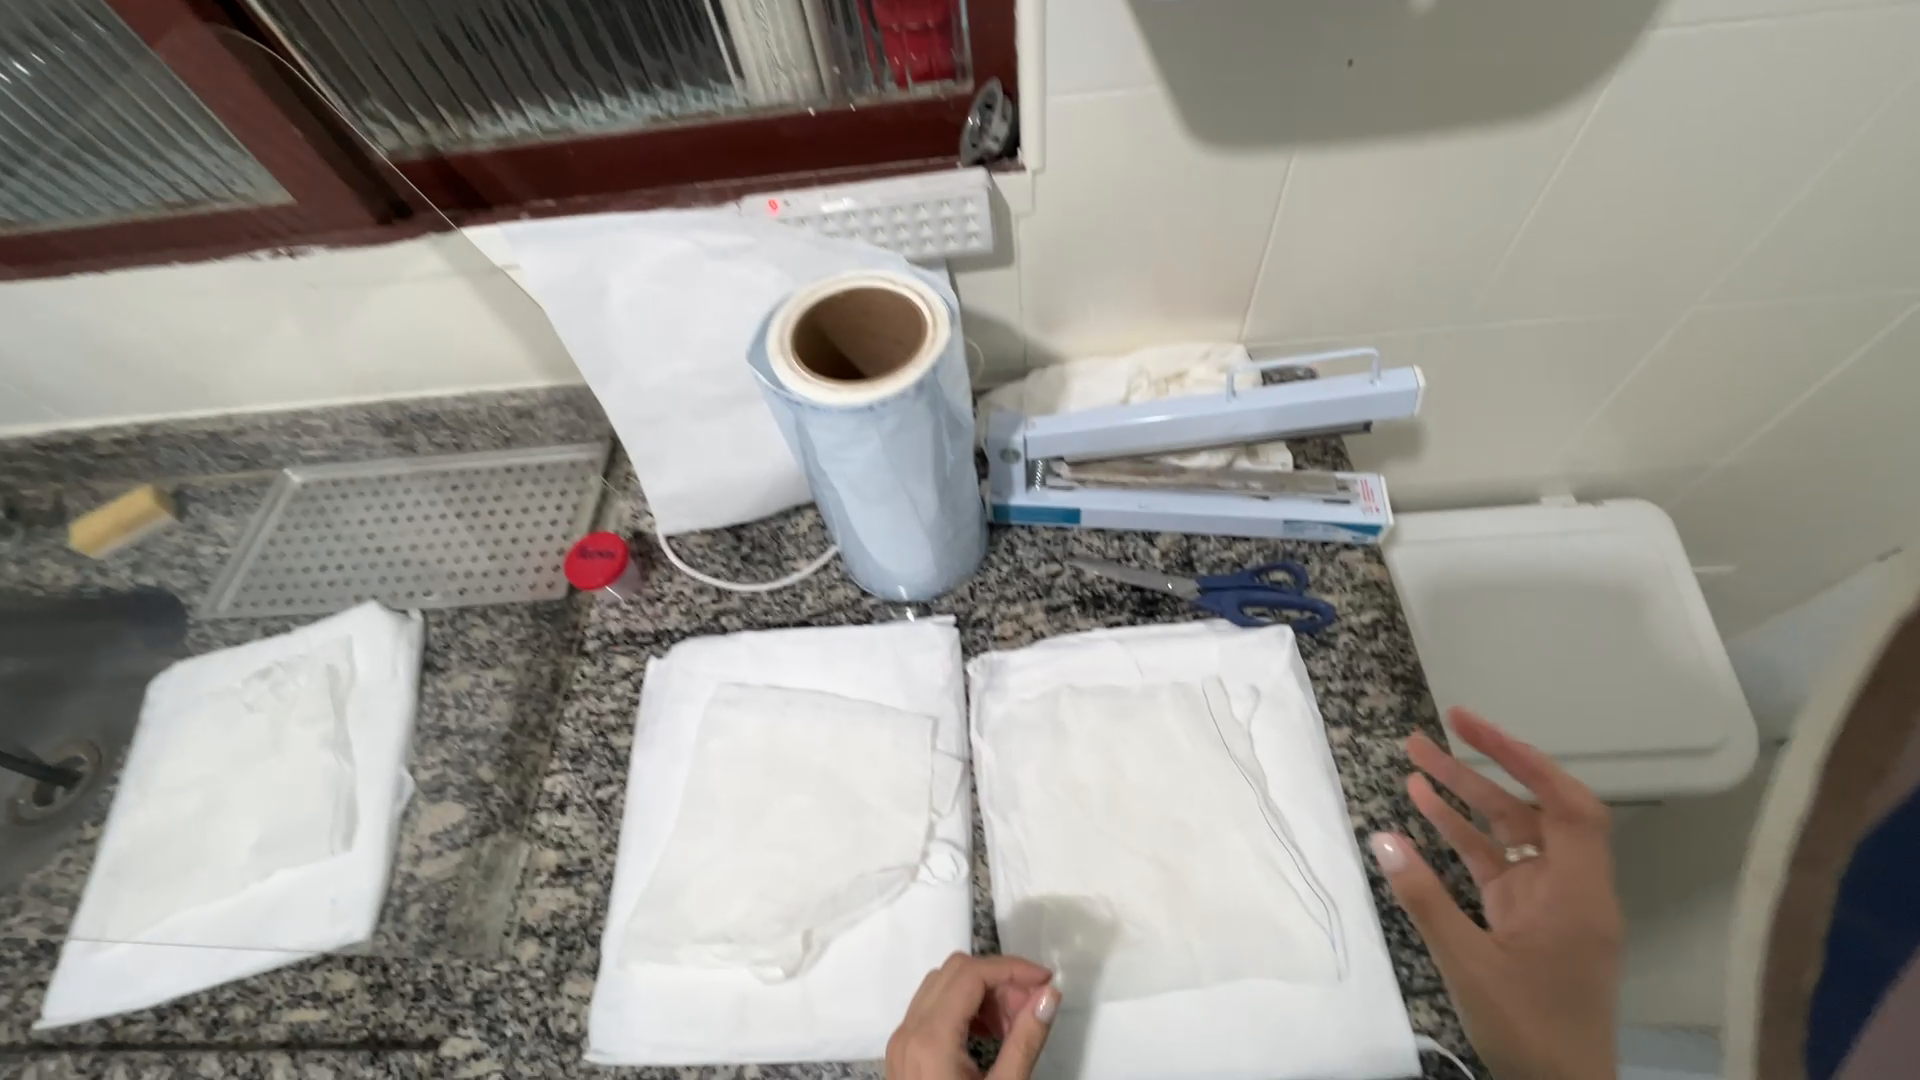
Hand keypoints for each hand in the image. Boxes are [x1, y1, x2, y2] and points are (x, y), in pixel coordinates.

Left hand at [887, 952, 1061, 1079]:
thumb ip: (1026, 1039)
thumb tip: (1049, 994)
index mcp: (930, 1039)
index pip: (973, 974)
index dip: (1013, 968)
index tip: (1047, 981)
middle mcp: (908, 1030)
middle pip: (956, 972)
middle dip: (999, 980)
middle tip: (1033, 1007)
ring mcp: (900, 1041)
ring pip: (943, 985)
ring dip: (982, 993)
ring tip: (1014, 1026)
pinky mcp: (901, 1054)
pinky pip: (932, 1008)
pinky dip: (964, 1009)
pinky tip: (989, 1037)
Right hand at [1369, 708, 1622, 1079]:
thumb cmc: (1529, 1030)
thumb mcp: (1468, 965)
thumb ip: (1423, 898)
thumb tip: (1381, 839)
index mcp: (1576, 897)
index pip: (1568, 807)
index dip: (1525, 760)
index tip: (1474, 729)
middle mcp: (1567, 889)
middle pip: (1528, 811)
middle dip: (1480, 767)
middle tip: (1431, 731)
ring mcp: (1545, 902)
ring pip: (1505, 832)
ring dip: (1461, 796)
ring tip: (1412, 758)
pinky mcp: (1522, 915)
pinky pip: (1490, 861)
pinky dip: (1457, 833)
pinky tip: (1419, 808)